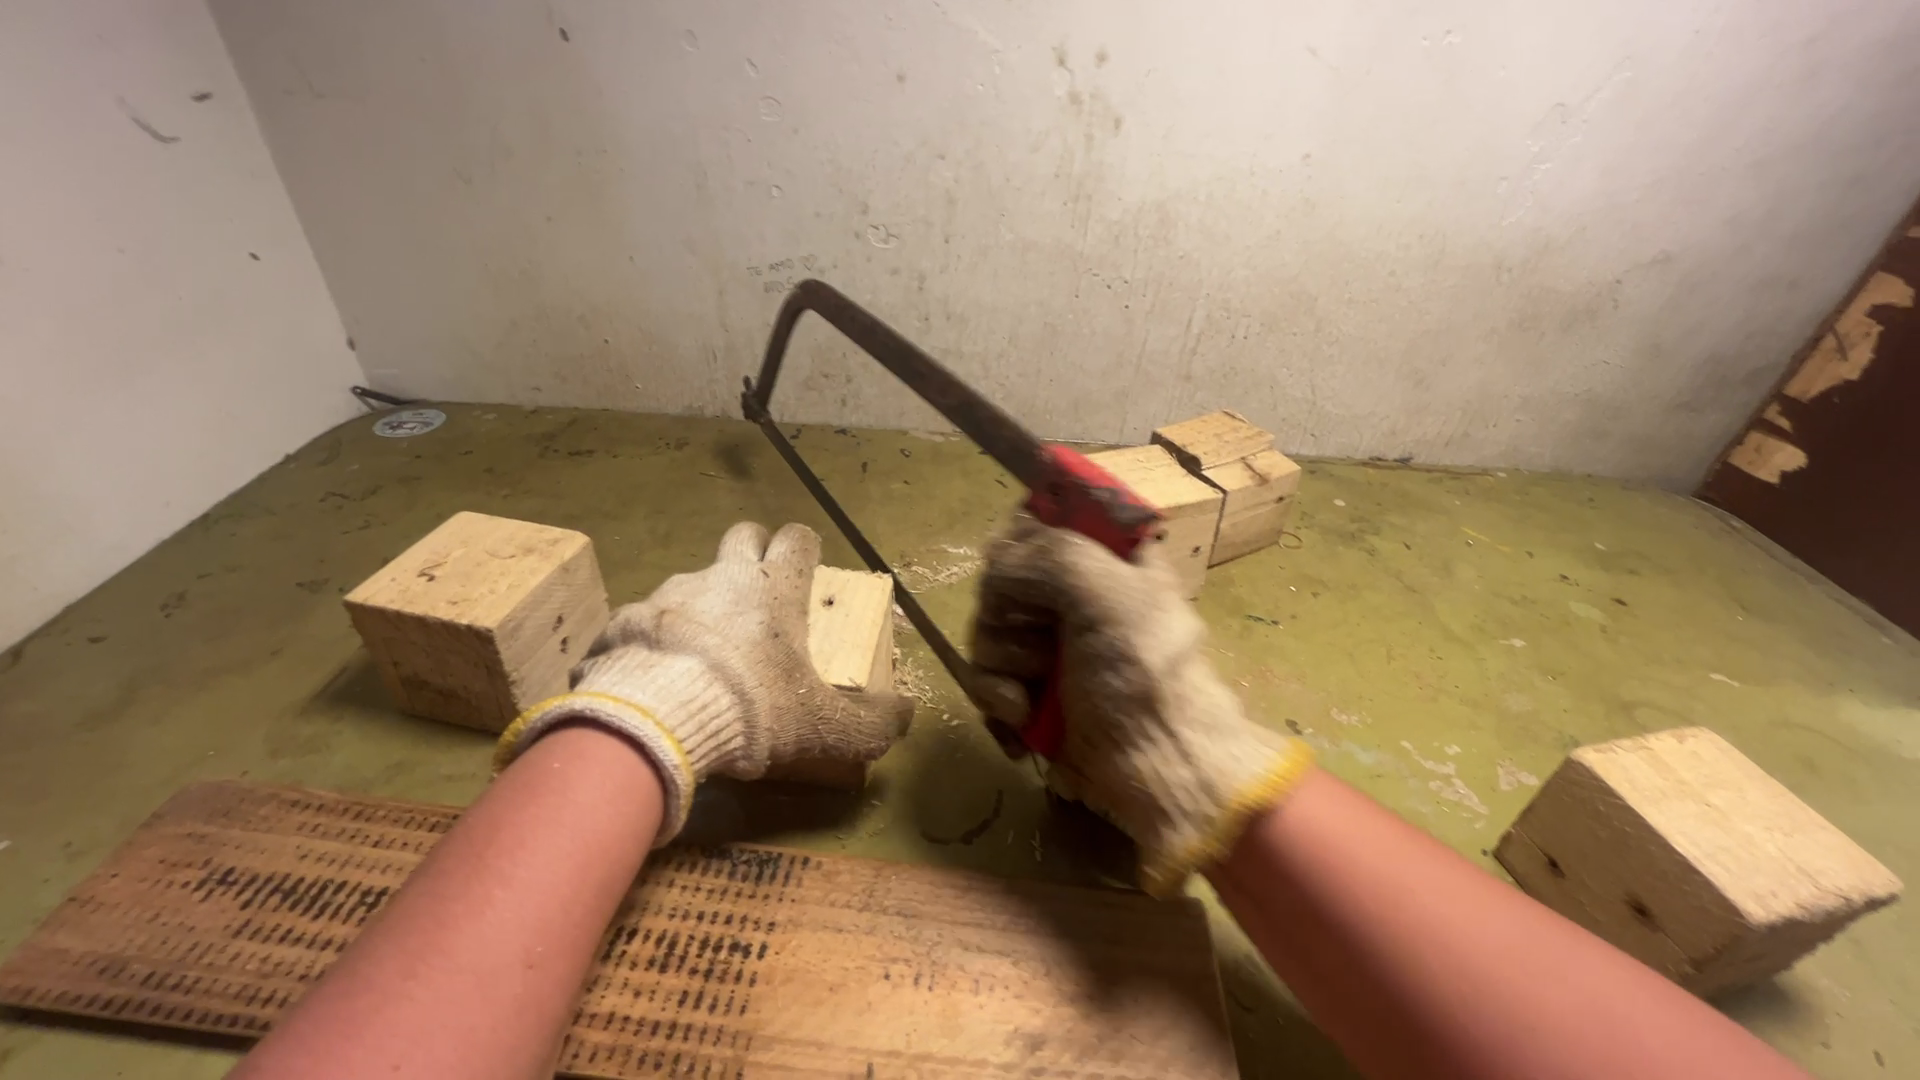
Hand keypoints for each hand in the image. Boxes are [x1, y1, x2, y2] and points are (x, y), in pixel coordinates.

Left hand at [497, 522, 912, 841]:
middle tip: (760, 594)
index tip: (807, 569)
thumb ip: (872, 723)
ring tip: (705, 655)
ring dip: (704, 604)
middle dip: (753, 552)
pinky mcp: (625, 621)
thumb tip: (906, 714)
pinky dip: (657, 642)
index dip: (804, 548)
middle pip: (743, 535)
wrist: (657, 719)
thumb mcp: (826, 727)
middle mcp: (723, 576)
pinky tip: (659, 681)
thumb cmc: (754, 708)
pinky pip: (646, 622)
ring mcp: (669, 593)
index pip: (797, 538)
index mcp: (775, 587)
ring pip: (693, 580)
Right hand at [969, 514, 1310, 895]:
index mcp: (1109, 559)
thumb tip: (995, 565)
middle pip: (1001, 578)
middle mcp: (1077, 596)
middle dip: (1005, 619)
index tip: (1020, 569)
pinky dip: (997, 705)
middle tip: (1036, 650)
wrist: (1158, 773)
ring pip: (987, 631)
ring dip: (999, 670)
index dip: (1023, 540)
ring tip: (1028, 702)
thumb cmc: (1144, 677)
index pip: (1048, 518)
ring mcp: (1052, 647)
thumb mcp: (1109, 595)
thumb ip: (1050, 555)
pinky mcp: (1034, 692)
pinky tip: (1021, 727)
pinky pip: (987, 679)